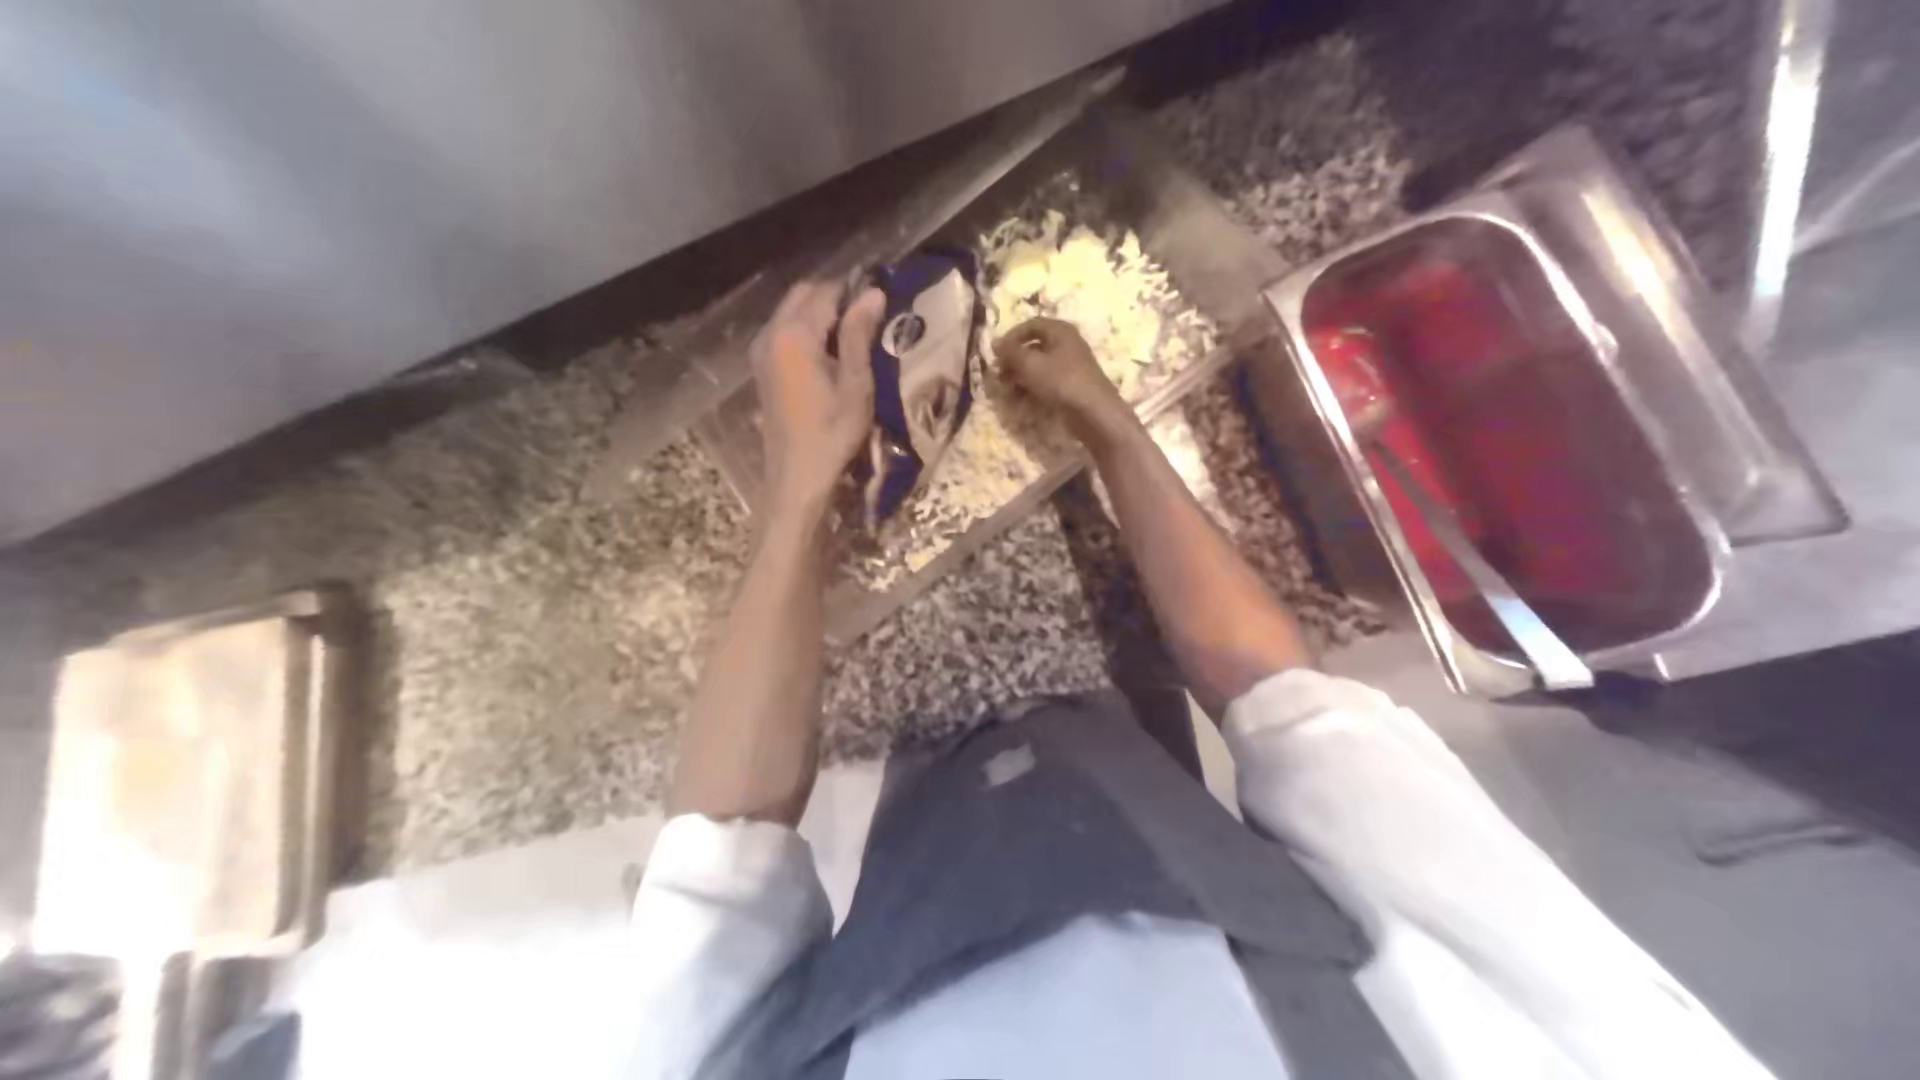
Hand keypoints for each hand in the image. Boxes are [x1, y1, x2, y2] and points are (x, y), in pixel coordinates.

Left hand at [751, 280, 884, 516]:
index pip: (827, 292)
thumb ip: (859, 334)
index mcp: (794, 334)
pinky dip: (806, 330)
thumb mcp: (855, 384)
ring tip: (853, 336)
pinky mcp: (762, 367)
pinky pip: (784, 331)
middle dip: (835, 298)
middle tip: (868, 319)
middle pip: (804, 295)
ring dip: (821, 314)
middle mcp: (771, 333)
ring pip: (792, 311)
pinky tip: (829, 353)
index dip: (855, 292)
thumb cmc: (832, 433)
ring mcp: (761, 350)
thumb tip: (873, 292)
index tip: (881, 302)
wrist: (797, 475)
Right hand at [993, 317, 1128, 439]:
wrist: (1094, 411)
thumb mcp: (1030, 364)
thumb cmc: (1061, 381)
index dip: (1011, 336)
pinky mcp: (1072, 385)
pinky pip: (1047, 380)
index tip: (997, 353)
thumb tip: (995, 343)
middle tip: (1001, 374)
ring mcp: (1071, 365)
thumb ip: (1011, 352)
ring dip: (1021, 375)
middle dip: (1015, 359)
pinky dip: (1033, 386)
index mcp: (1060, 331)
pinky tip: (1023, 399)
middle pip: (1034, 346)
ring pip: (1040, 365)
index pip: (1031, 324)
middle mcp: (1067, 344)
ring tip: (1008, 390)